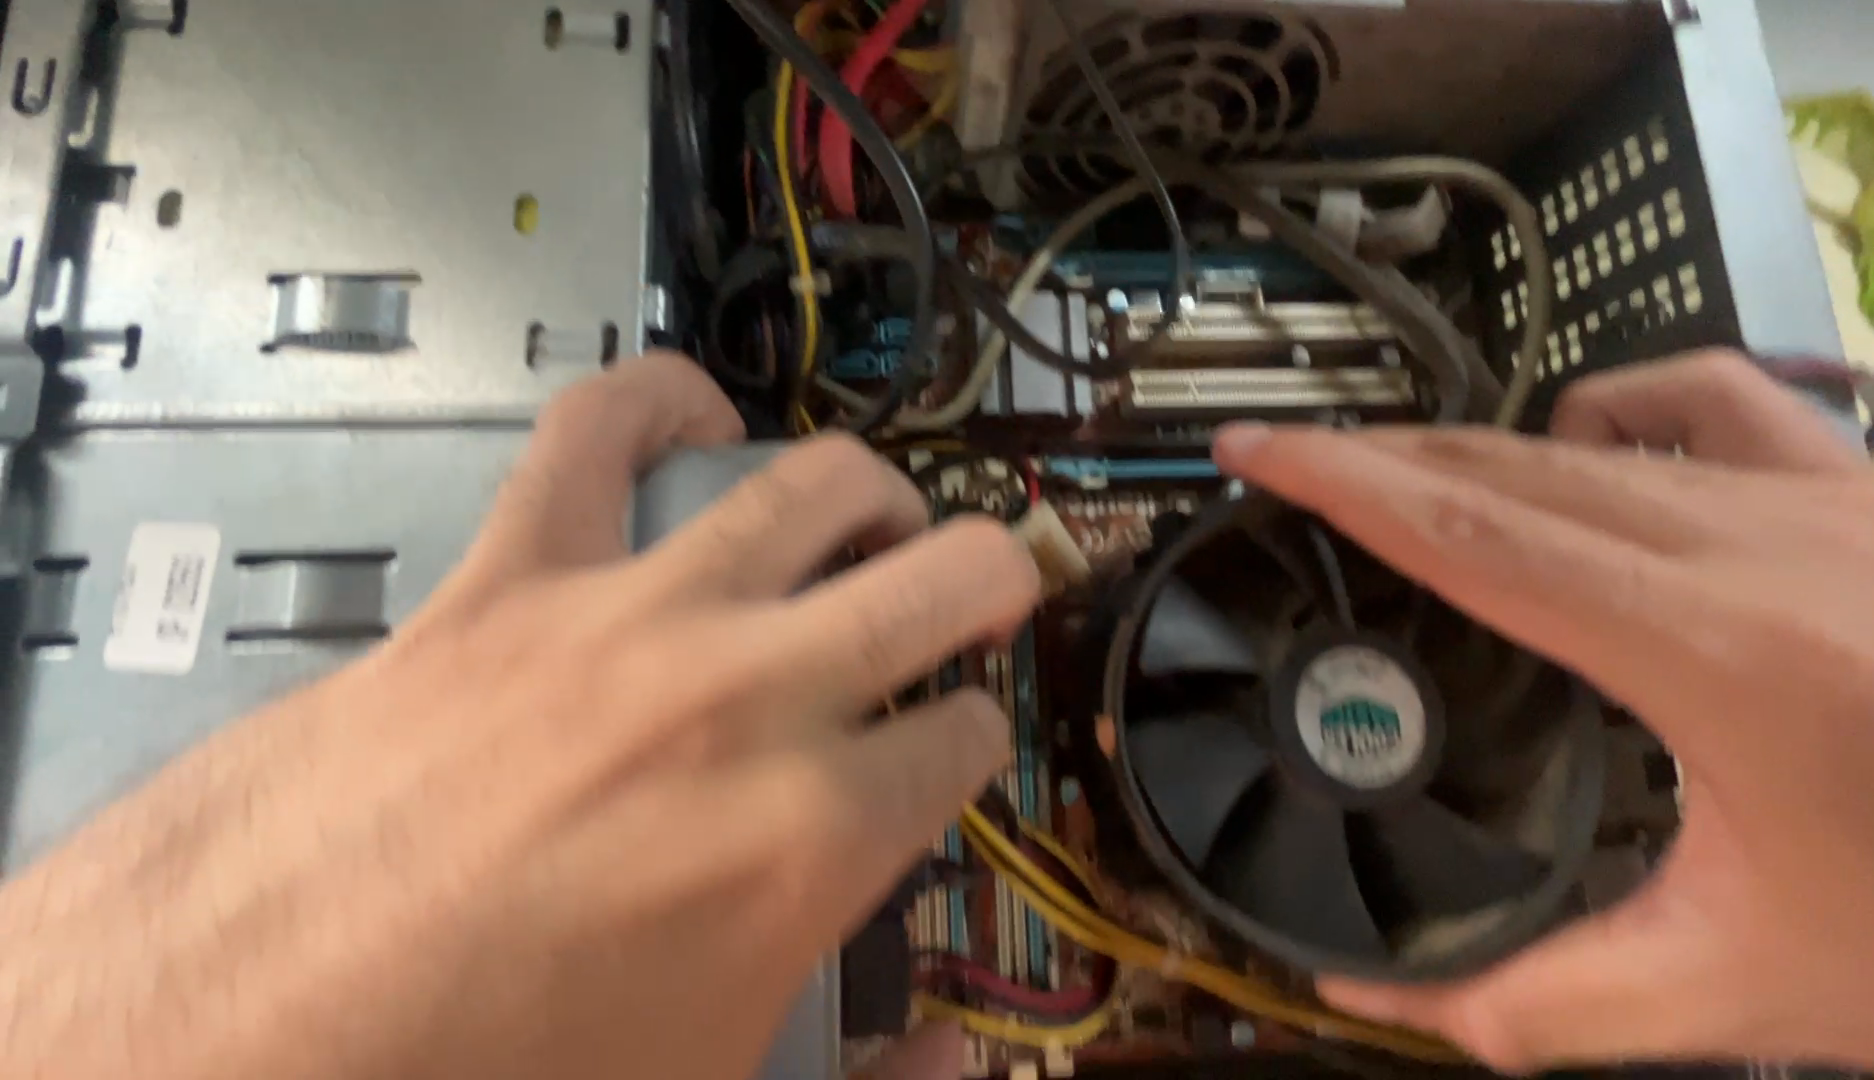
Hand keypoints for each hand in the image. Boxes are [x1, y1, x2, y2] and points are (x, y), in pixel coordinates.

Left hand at [0, 353, 1038, 1079]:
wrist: (202, 1072)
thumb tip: (956, 1055)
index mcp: (816, 837)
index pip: (966, 736)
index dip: (973, 738)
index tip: (950, 744)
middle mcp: (752, 697)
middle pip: (947, 575)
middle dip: (993, 581)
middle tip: (978, 601)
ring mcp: (632, 618)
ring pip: (810, 485)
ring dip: (873, 494)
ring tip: (876, 519)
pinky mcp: (511, 579)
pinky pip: (594, 433)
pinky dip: (656, 400)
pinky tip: (694, 415)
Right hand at [1213, 351, 1873, 1071]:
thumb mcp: (1749, 991)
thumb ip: (1535, 999)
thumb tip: (1357, 998)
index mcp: (1727, 658)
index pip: (1471, 532)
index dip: (1338, 479)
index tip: (1248, 447)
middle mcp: (1769, 545)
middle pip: (1498, 465)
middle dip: (1359, 452)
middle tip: (1266, 461)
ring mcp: (1826, 498)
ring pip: (1572, 432)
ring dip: (1446, 445)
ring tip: (1370, 475)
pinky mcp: (1859, 490)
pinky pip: (1694, 401)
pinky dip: (1593, 410)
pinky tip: (1559, 453)